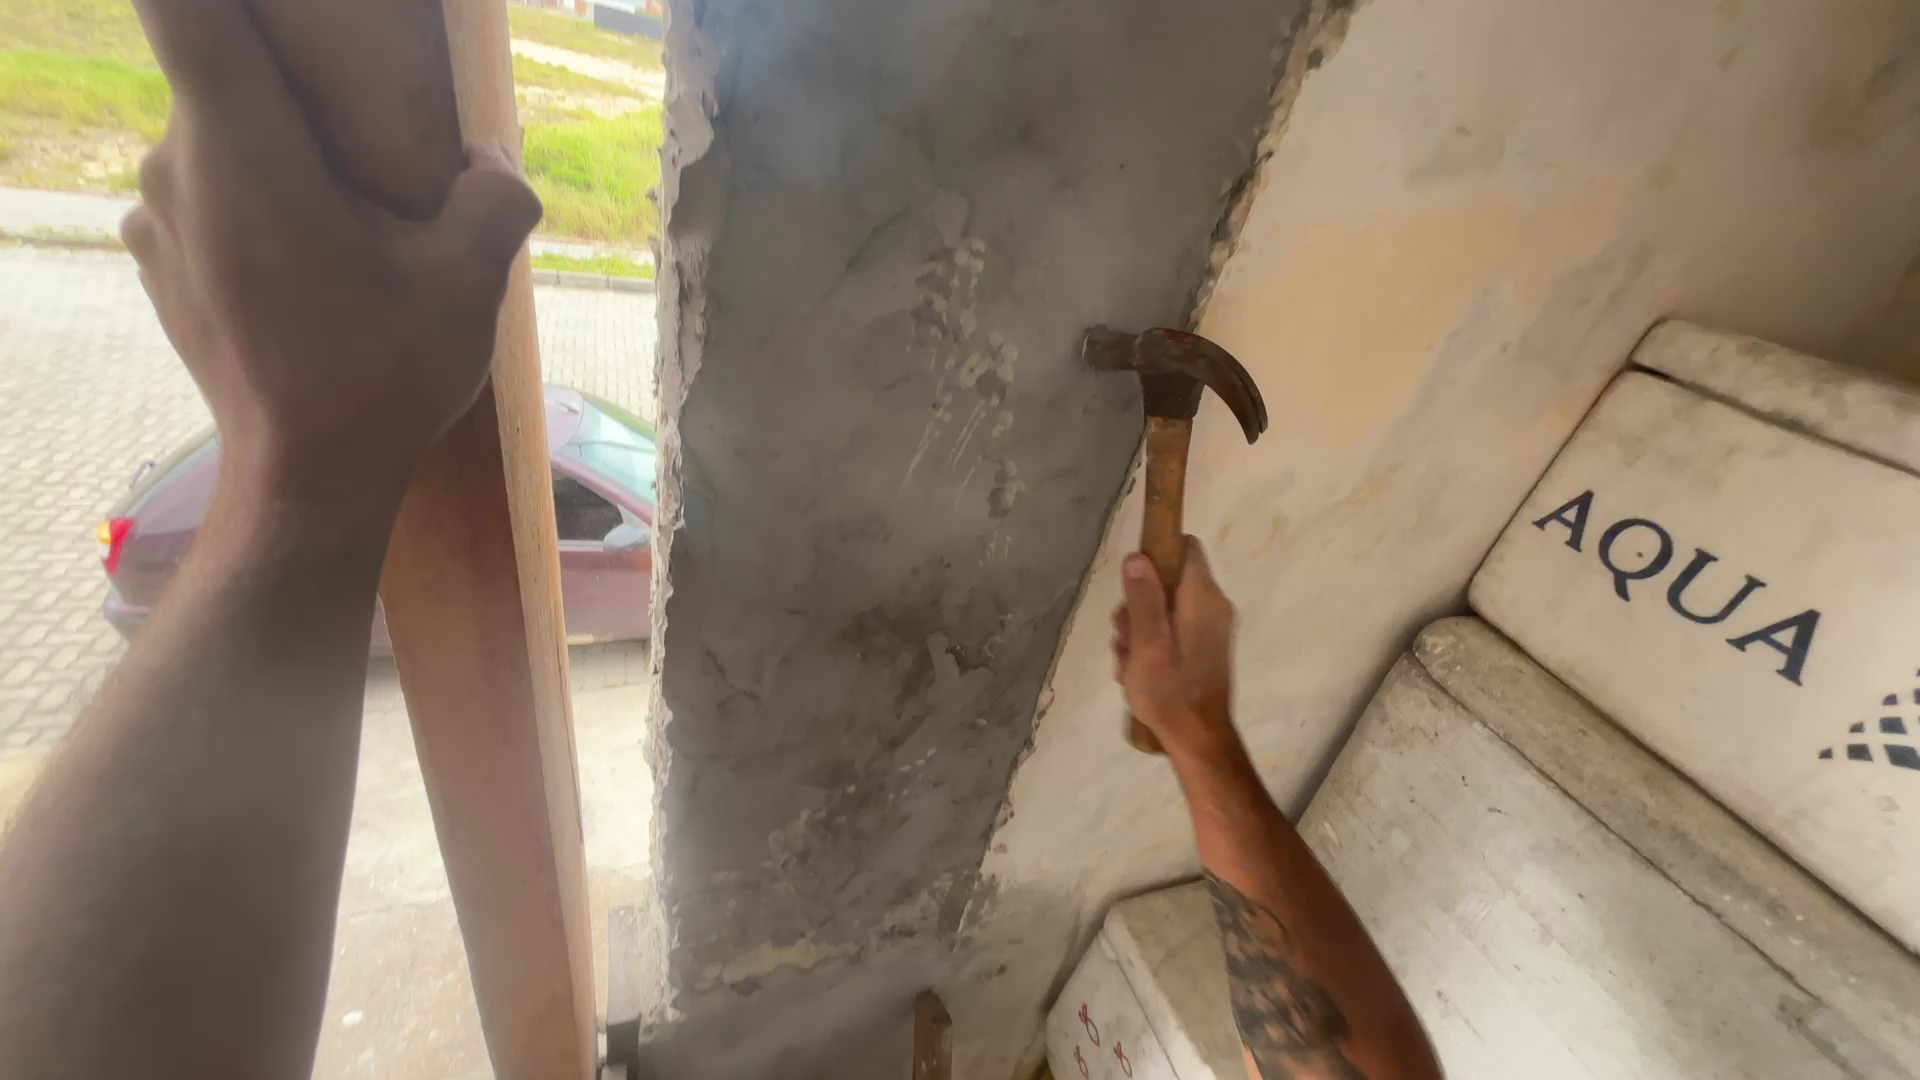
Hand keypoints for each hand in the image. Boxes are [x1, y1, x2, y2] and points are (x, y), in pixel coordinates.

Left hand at [123, 0, 541, 517]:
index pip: (188, 7)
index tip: (294, 14)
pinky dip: (265, 212)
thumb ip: (497, 200)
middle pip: (228, 81)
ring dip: (292, 167)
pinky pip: (212, 201)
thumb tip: (493, 157)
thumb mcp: (473, 286)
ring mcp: (154, 218)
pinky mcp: (158, 261)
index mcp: (247, 155)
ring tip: (361, 244)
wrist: (313, 470)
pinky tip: (320, 281)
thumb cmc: (389, 372)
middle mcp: (174, 167)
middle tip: (386, 175)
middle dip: (308, 105)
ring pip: (224, 146)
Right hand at [1112, 537, 1238, 756]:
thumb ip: (1143, 599)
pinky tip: (1140, 670)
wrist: (1197, 738)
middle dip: (1136, 605)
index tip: (1131, 581)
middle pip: (1165, 580)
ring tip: (1130, 662)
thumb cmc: (1170, 691)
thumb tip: (1137, 556)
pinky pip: (1169, 629)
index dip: (1155, 554)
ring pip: (1162, 607)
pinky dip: (1150, 644)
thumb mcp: (1147, 644)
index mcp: (1203, 598)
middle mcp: (1212, 605)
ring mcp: (1209, 627)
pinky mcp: (1203, 646)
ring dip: (1138, 630)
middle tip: (1126, 637)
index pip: (1183, 547)